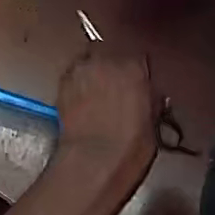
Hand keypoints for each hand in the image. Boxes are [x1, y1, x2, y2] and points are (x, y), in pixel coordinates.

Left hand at [46, 47, 160, 214]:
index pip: (137, 58)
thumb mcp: (152, 123)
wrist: (93, 161)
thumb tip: (147, 95)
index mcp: (134, 68)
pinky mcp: (62, 80)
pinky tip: (80, 100)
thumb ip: (149, 99)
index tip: (135, 83)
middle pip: (110, 53)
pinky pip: (72, 73)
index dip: (136, 71)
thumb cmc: (129, 148)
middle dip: (112, 67)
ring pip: (88, 59)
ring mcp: (81, 68)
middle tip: (114, 88)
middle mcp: (106, 60)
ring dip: (92, 71)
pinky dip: (76, 82)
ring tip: (95, 92)